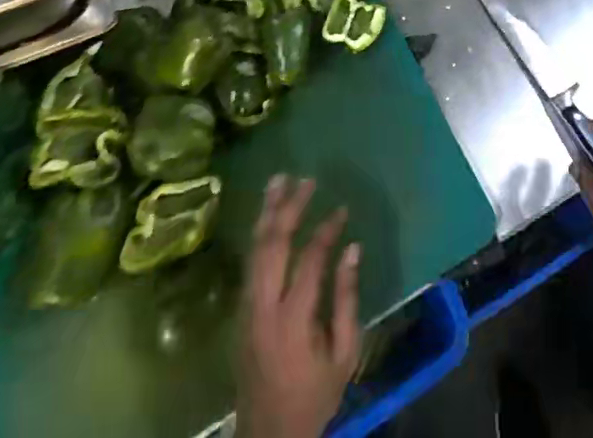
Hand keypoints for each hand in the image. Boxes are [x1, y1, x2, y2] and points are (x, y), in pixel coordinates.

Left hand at [237, 176, 361, 437]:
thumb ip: (347, 298)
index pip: (309, 259)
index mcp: (293, 319)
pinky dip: (259, 234)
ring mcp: (245, 307)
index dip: (327, 230)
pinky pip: (249, 262)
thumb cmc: (315, 394)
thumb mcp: (344, 353)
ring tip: (279, 181)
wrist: (268, 433)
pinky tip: (268, 216)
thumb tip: (353, 248)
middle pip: (272, 245)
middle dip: (288, 208)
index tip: (342, 209)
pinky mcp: (239, 311)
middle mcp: (263, 306)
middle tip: (305, 179)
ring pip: (253, 249)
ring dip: (266, 212)